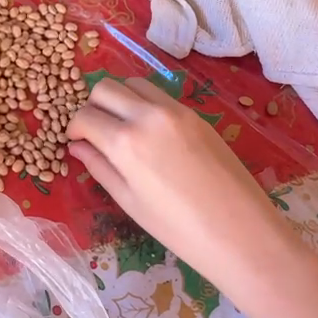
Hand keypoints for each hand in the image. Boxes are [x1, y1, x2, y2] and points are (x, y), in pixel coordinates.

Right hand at [67, 78, 301, 301]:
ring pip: (132, 83)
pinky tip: (149, 131)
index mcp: (125, 142)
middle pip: (104, 87)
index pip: (85, 116)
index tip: (76, 141)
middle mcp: (147, 115)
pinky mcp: (195, 113)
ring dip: (119, 98)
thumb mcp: (130, 201)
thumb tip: (77, 147)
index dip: (74, 128)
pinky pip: (158, 94)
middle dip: (92, 106)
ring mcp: (174, 110)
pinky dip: (143, 102)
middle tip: (96, 131)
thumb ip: (99, 167)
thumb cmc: (179, 229)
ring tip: (122, 126)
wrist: (243, 234)